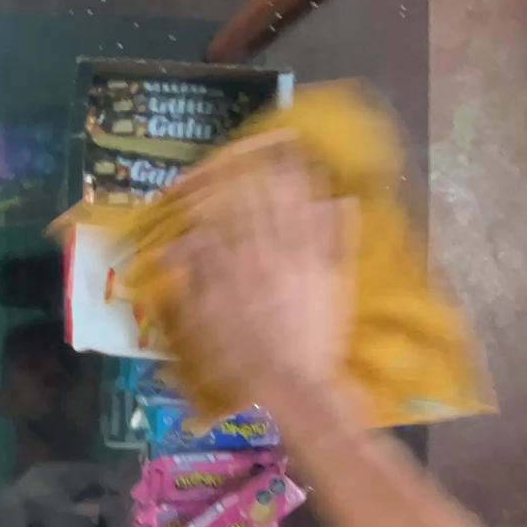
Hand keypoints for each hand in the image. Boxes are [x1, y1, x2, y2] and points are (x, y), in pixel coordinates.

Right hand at [165, 131, 354, 414]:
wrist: (287, 392)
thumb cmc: (232, 361)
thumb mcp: (193, 319)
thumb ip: (190, 274)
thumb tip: (184, 239)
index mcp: (232, 261)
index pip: (225, 209)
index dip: (222, 182)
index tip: (219, 161)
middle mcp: (269, 252)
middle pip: (267, 198)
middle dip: (266, 165)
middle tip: (271, 134)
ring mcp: (306, 263)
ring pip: (303, 208)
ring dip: (302, 176)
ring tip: (304, 148)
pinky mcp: (334, 280)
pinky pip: (339, 241)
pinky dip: (340, 217)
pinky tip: (342, 197)